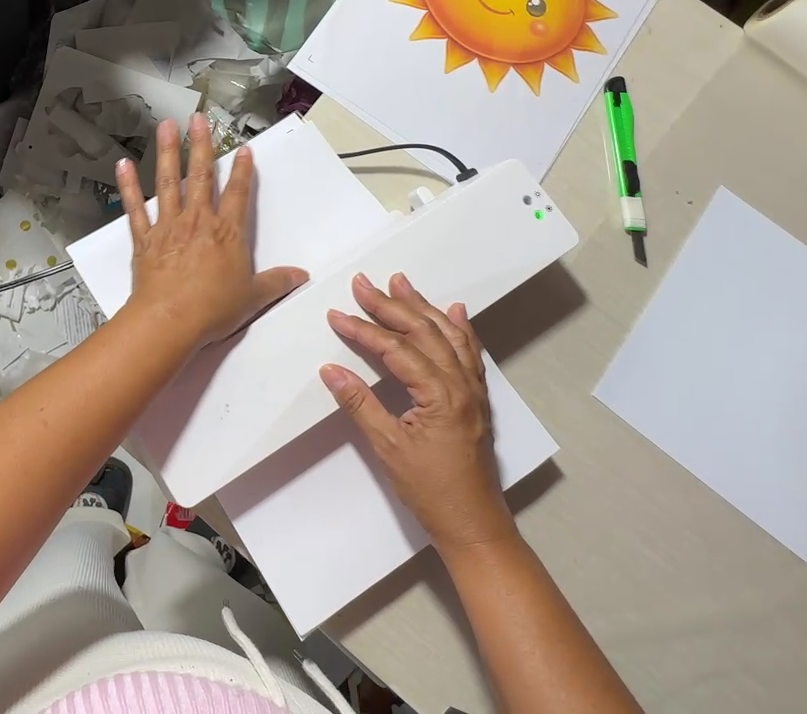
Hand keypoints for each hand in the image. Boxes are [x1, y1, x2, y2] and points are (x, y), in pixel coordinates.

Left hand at [115, 114, 306, 351]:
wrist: (169, 321)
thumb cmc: (211, 310)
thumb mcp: (253, 298)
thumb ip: (276, 283)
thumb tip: (300, 276)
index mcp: (227, 234)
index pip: (238, 194)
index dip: (242, 171)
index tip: (243, 149)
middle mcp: (197, 222)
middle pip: (200, 176)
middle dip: (201, 145)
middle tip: (199, 119)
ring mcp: (168, 227)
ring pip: (167, 182)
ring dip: (166, 152)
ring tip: (166, 127)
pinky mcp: (144, 239)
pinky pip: (135, 208)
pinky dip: (128, 186)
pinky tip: (123, 165)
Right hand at [319, 273, 515, 551]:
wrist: (474, 524)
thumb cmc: (429, 489)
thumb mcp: (387, 447)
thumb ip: (359, 404)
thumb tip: (330, 370)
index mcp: (440, 394)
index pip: (396, 350)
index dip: (364, 330)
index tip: (336, 314)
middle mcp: (461, 385)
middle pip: (424, 333)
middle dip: (391, 306)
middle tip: (364, 283)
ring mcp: (472, 391)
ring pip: (448, 337)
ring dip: (422, 308)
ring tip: (401, 283)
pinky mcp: (476, 399)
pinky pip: (469, 354)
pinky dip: (459, 329)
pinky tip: (454, 312)